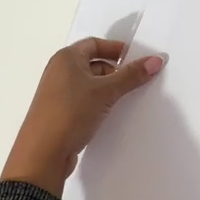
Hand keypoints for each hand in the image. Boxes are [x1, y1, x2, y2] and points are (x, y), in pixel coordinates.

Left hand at [1, 38, 163, 195]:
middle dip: (115, 71)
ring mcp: (57, 93)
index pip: (95, 44)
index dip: (116, 49)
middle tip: (135, 81)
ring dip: (107, 89)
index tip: (136, 59)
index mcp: (66, 58)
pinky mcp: (59, 112)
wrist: (42, 155)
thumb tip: (157, 60)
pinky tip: (110, 114)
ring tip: (126, 99)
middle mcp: (59, 71)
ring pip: (89, 84)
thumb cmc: (72, 112)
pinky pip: (83, 100)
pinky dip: (98, 102)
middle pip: (93, 63)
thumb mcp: (105, 92)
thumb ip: (132, 75)